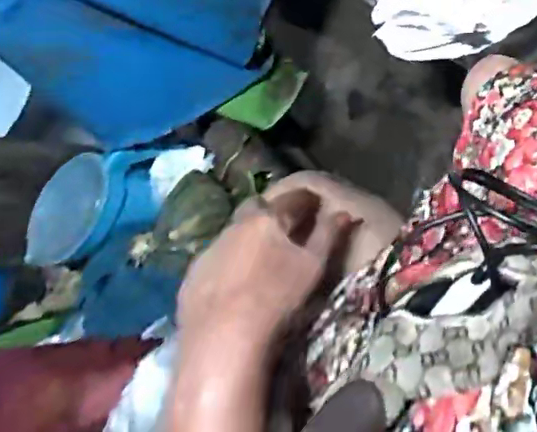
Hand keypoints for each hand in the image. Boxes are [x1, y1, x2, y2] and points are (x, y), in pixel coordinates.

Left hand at [177, 186, 358, 351]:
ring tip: (259, 257)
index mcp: (267, 217)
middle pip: (257, 207)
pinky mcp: (192, 275)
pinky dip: (228, 262)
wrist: (220, 340)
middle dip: (271, 212)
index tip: (316, 205)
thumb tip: (344, 212)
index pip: (292, 198)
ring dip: (247, 237)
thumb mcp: (313, 266)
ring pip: (233, 232)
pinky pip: (215, 259)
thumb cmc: (276, 298)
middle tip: (284, 228)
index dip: (307, 200)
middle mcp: (236, 224)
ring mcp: (210, 248)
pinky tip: (234, 283)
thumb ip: (329, 234)